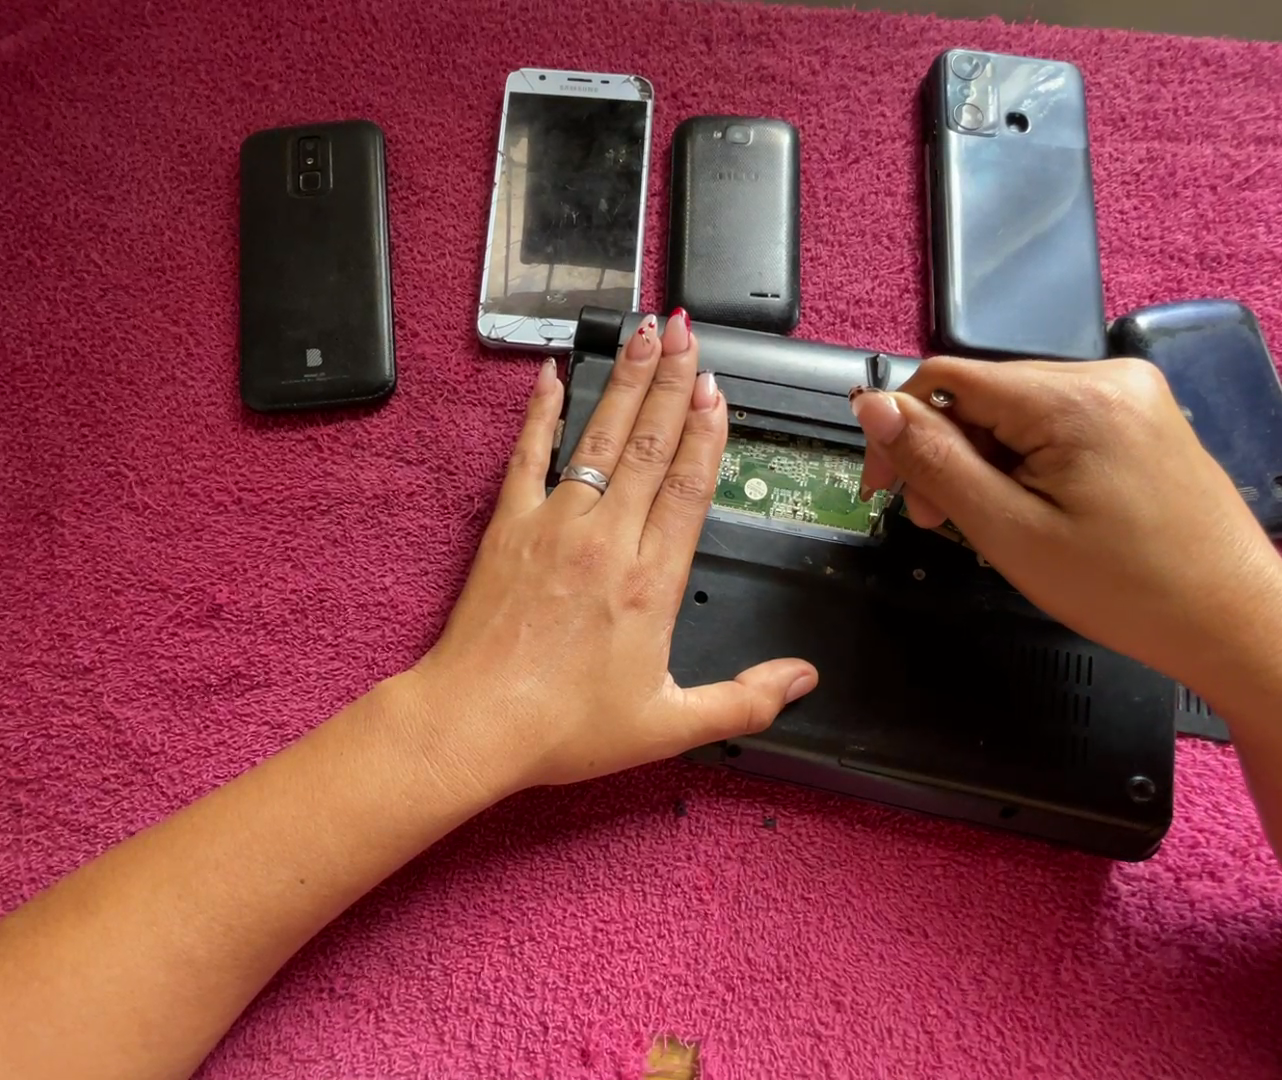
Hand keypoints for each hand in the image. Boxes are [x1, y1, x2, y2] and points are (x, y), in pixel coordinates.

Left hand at [401, 311, 816, 799]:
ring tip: (646, 335)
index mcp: (651, 580)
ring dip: (626, 384)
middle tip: (688, 334)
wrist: (478, 721)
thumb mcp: (668, 724)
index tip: (716, 389)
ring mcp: (555, 525)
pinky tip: (550, 377)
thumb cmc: (565, 726)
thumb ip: (744, 700)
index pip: (690, 488)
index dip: (706, 433)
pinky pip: (528, 456)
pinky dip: (540, 414)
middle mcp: (606, 539)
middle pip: (651, 446)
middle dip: (673, 384)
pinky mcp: (509, 527)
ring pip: (601, 439)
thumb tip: (803, 679)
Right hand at [849, 356, 1281, 682]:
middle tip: (940, 520)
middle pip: (976, 395)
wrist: (1234, 625)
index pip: (944, 378)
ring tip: (982, 521)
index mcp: (1074, 397)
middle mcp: (1105, 375)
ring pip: (1005, 412)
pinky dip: (1013, 462)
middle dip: (940, 453)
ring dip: (974, 462)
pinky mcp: (1135, 419)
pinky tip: (1020, 505)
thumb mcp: (1004, 527)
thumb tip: (870, 405)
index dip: (898, 429)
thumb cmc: (1119, 588)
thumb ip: (933, 459)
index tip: (886, 491)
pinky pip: (1042, 425)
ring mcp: (1127, 394)